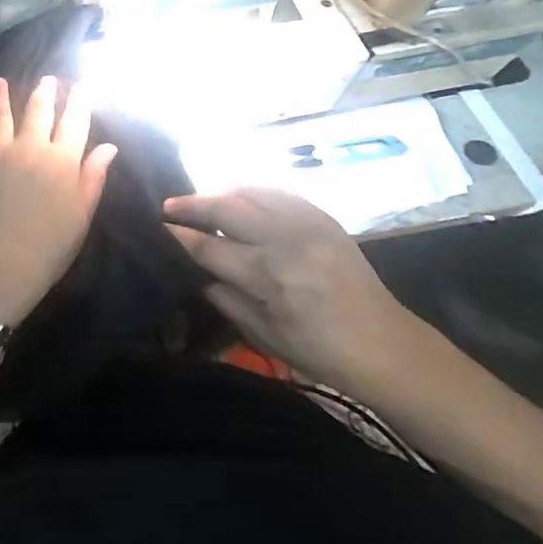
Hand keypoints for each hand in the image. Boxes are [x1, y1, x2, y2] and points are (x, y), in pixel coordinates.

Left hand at [0, 77, 117, 326]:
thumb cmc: (49, 247)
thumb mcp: (82, 215)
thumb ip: (94, 177)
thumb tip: (109, 146)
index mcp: (63, 160)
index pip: (76, 122)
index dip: (81, 101)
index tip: (83, 85)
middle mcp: (32, 147)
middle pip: (40, 111)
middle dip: (46, 92)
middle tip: (48, 79)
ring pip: (1, 114)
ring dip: (1, 95)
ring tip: (1, 81)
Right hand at [165, 188, 427, 387]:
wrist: (384, 343)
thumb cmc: (320, 351)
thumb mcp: (265, 335)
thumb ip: (227, 299)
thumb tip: (199, 272)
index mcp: (269, 276)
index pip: (210, 248)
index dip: (180, 236)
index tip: (158, 226)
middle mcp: (286, 240)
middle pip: (227, 208)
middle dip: (193, 204)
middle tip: (169, 205)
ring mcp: (308, 223)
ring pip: (252, 192)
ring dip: (222, 194)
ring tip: (203, 202)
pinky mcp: (324, 217)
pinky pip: (280, 194)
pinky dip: (254, 193)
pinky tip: (242, 200)